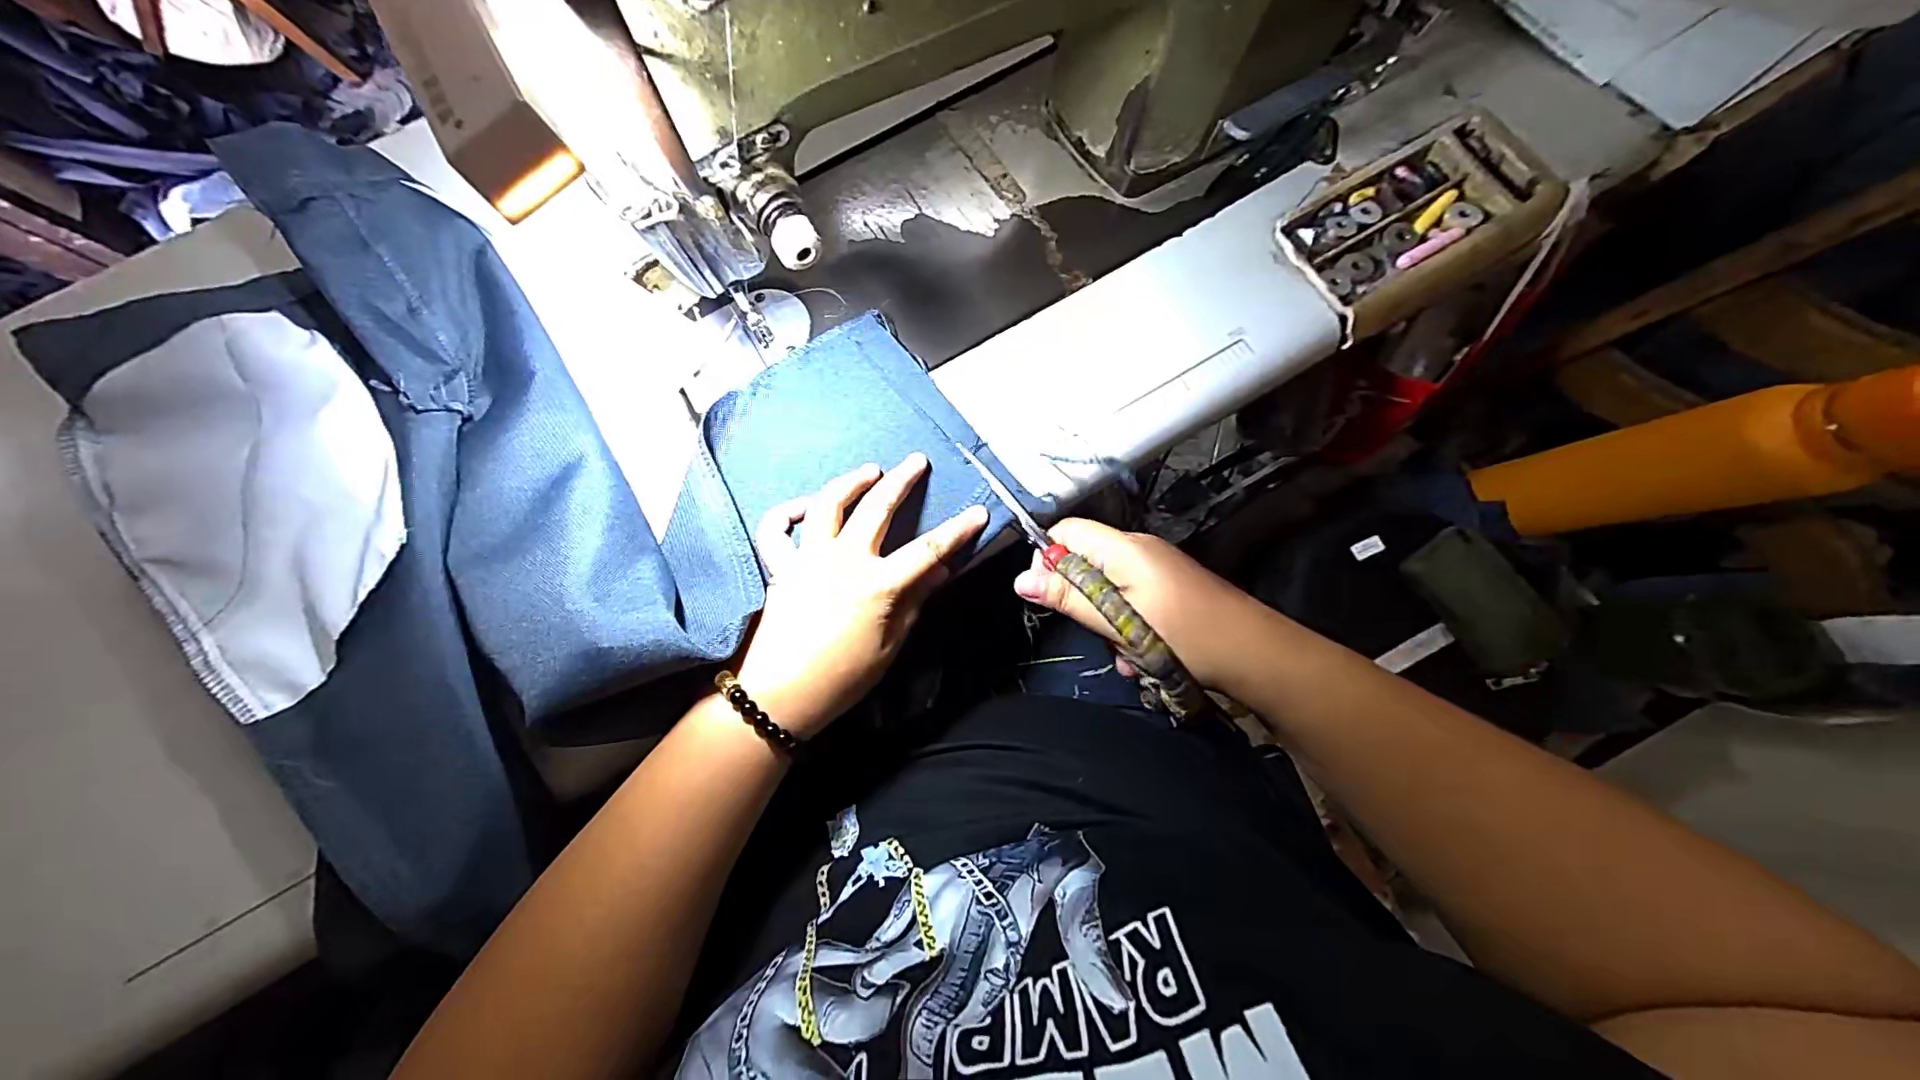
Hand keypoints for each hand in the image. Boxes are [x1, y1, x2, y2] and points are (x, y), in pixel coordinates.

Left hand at [735, 454, 988, 738]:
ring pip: (829, 504)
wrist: (781, 696)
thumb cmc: (842, 679)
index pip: (928, 550)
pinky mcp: (781, 566)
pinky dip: (788, 511)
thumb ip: (915, 601)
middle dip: (903, 481)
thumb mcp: (891, 645)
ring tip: (870, 470)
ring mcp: (809, 559)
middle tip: (917, 462)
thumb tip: (940, 571)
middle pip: (878, 508)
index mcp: (877, 585)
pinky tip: (806, 505)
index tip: (977, 513)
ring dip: (851, 481)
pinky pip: (776, 529)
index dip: (957, 530)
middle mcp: (844, 561)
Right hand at [1011, 518, 1264, 690]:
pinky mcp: (1169, 590)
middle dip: (1079, 600)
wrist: (1258, 656)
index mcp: (1124, 548)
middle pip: (1083, 561)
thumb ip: (1070, 599)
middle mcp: (1138, 550)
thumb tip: (1022, 581)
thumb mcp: (1121, 623)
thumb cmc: (1190, 636)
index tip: (1049, 598)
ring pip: (1105, 588)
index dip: (1048, 560)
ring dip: (1105, 622)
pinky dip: (1128, 627)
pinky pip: (1130, 601)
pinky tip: (1143, 655)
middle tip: (1095, 632)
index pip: (1065, 532)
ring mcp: (1156, 570)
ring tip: (1125, 652)